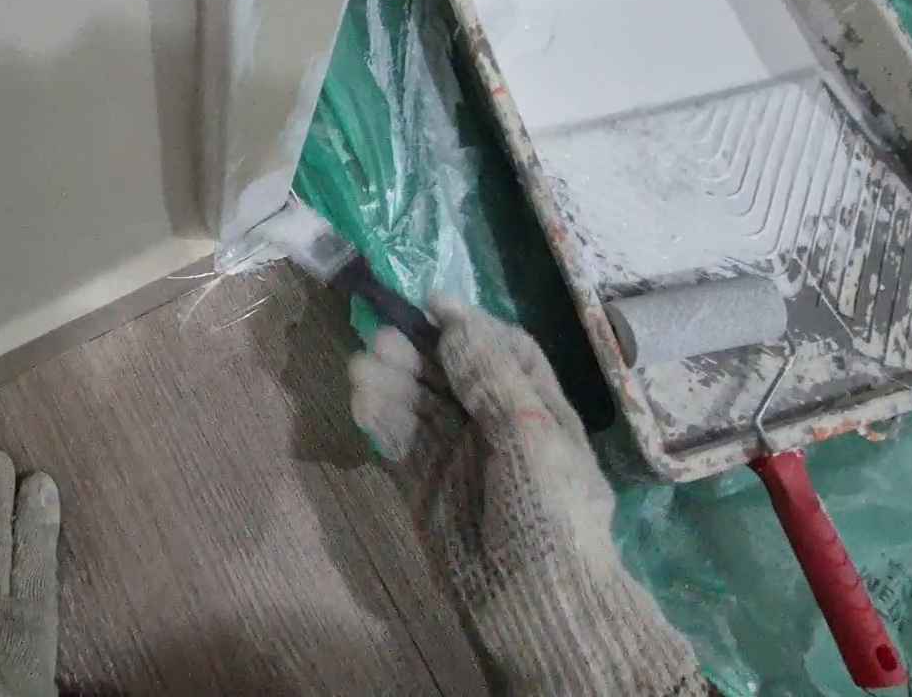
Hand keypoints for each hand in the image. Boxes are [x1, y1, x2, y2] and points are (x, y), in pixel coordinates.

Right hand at [350, 300, 705, 695]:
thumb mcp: (533, 437)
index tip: (432, 305)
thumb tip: (453, 322)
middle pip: (450, 371)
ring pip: (419, 401)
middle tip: (383, 338)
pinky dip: (380, 415)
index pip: (502, 349)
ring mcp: (457, 451)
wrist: (535, 606)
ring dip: (391, 379)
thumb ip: (491, 378)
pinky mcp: (424, 479)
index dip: (469, 325)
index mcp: (537, 406)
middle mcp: (495, 421)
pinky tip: (362, 401)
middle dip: (418, 352)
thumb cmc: (549, 513)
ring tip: (362, 367)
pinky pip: (399, 437)